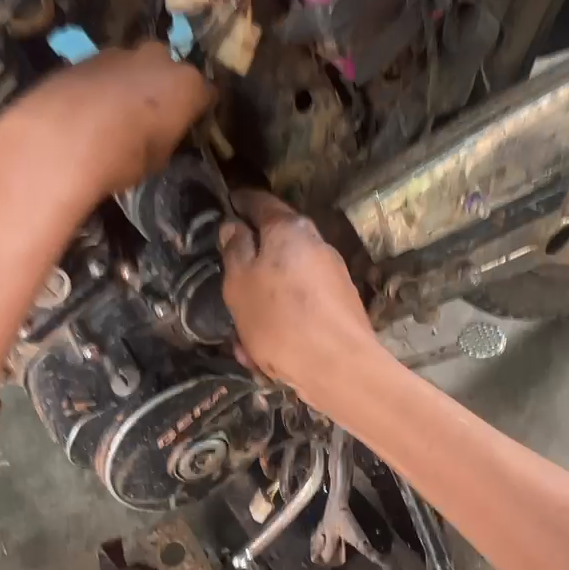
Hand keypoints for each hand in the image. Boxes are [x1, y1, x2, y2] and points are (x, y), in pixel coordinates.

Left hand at [0, 43, 213, 200]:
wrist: (63, 137)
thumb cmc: (126, 156)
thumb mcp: (159, 157)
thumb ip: (167, 136)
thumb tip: (161, 132)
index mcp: (186, 84)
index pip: (206, 92)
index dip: (200, 109)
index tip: (194, 123)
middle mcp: (157, 59)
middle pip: (169, 68)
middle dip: (164, 86)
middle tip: (155, 115)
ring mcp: (119, 53)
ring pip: (134, 66)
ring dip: (132, 84)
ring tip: (119, 114)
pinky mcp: (84, 57)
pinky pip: (104, 72)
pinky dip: (104, 86)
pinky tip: (93, 111)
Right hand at [220, 190, 383, 394]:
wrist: (339, 367)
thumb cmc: (279, 320)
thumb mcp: (239, 283)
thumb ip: (234, 251)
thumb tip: (235, 226)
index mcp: (290, 229)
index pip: (260, 202)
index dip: (240, 203)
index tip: (227, 206)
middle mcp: (317, 245)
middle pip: (276, 247)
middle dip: (251, 269)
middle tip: (231, 291)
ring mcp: (333, 277)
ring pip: (286, 285)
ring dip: (264, 306)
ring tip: (245, 342)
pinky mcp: (341, 308)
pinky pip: (301, 309)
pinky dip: (283, 324)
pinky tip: (268, 355)